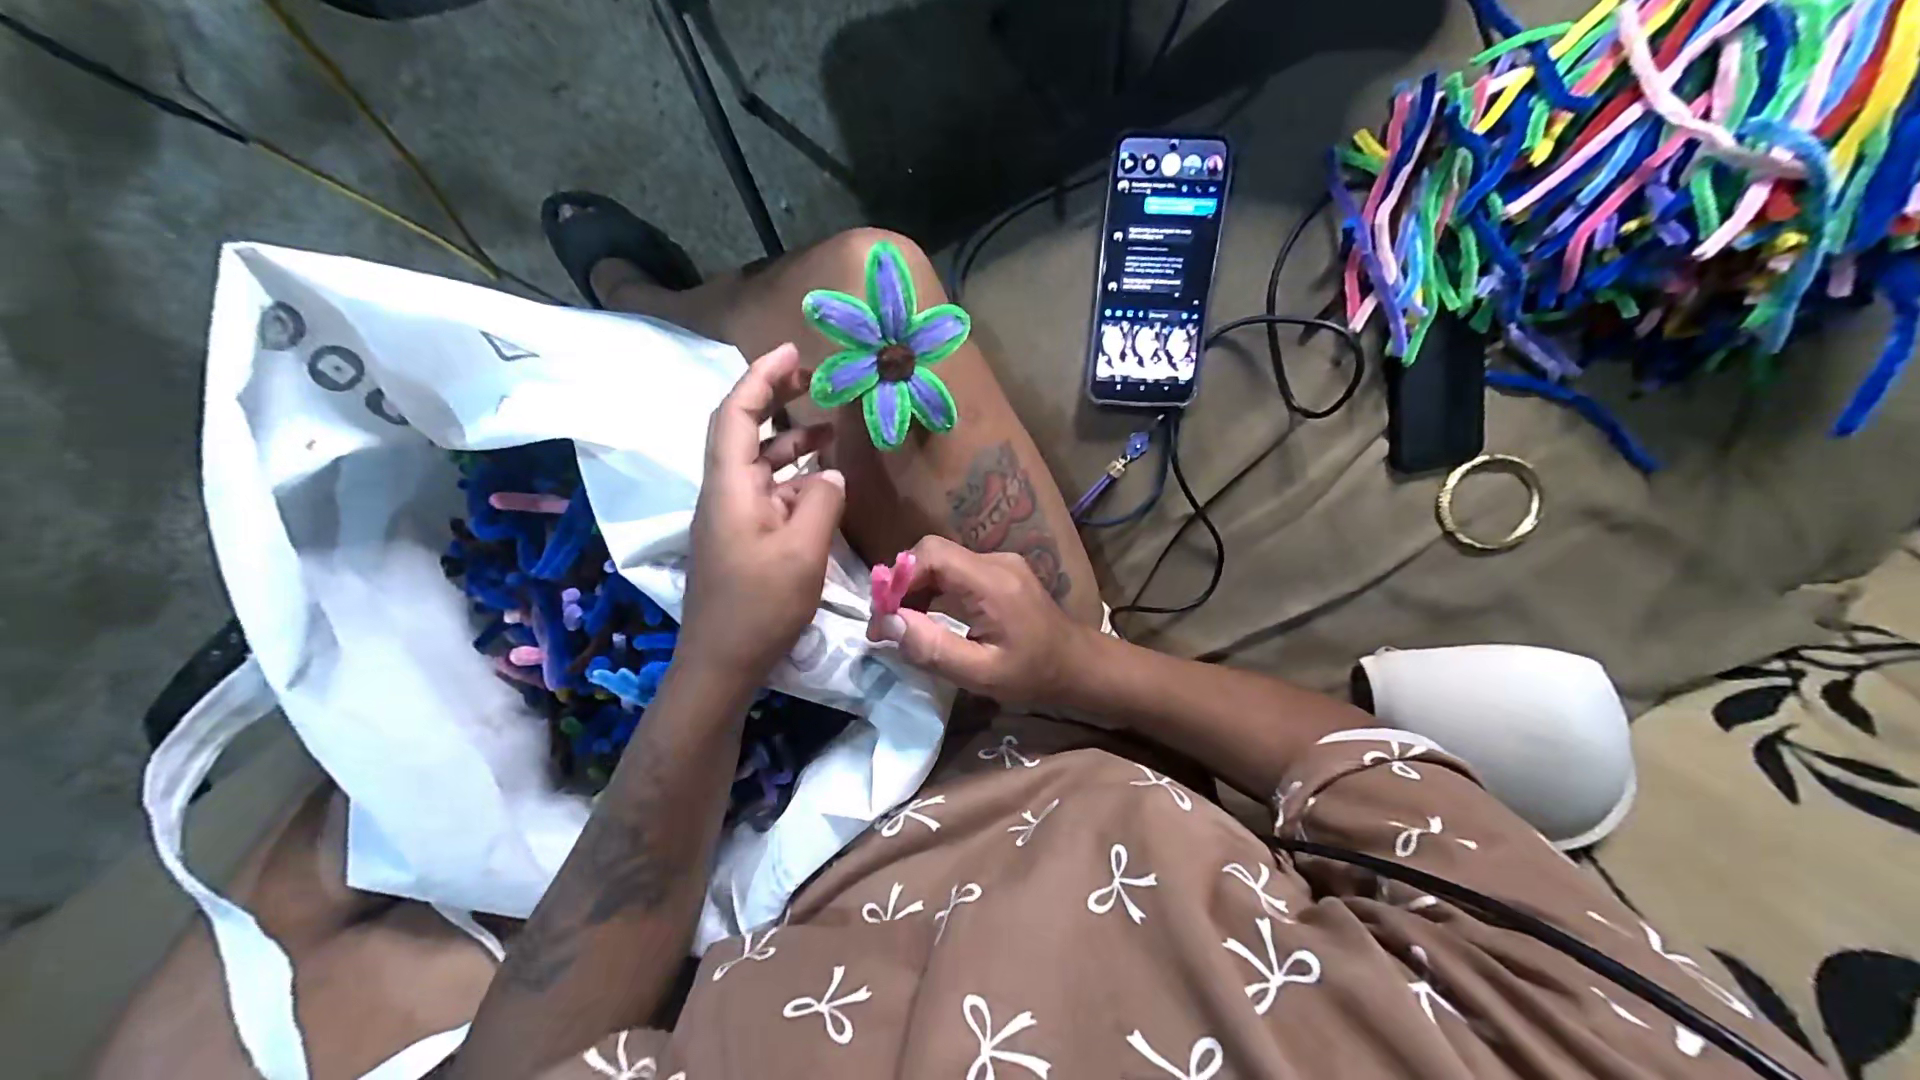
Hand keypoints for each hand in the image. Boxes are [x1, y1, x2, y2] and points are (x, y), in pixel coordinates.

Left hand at [679, 343, 845, 683]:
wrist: (721, 664)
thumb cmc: (758, 607)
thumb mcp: (802, 552)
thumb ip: (821, 501)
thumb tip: (831, 472)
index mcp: (729, 487)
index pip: (736, 414)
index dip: (761, 377)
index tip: (792, 351)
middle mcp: (725, 493)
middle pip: (745, 431)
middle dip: (777, 399)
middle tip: (816, 379)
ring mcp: (733, 517)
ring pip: (761, 464)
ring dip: (793, 441)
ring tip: (833, 426)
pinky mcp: (744, 539)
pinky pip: (771, 494)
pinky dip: (797, 478)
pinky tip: (825, 481)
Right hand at [866, 536, 1101, 705]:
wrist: (1080, 666)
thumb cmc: (1035, 675)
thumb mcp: (982, 675)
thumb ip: (933, 648)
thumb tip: (888, 623)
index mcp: (993, 582)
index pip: (931, 554)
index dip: (898, 578)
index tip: (883, 617)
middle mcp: (995, 562)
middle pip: (933, 554)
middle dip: (902, 586)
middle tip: (887, 626)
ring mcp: (999, 564)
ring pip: (941, 562)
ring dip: (915, 590)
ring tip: (902, 627)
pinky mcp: (999, 572)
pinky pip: (955, 572)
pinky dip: (933, 591)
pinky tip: (927, 619)